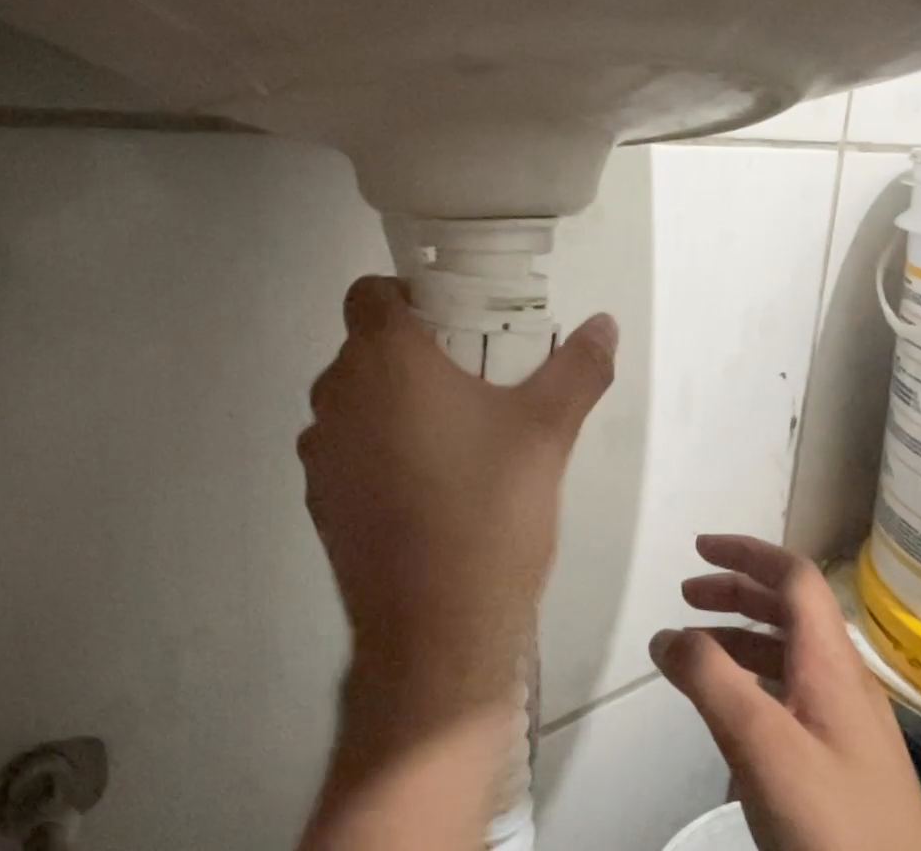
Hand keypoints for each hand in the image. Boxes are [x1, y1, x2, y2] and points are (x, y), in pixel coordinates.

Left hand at [300, 276, 617, 693]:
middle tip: (463, 380)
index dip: (404, 296)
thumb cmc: (491, 510)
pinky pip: (341, 451)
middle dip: (406, 355)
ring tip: (444, 437)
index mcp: (384, 359)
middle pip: (362, 348)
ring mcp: (319, 450)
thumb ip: (577, 369)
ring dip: (386, 404)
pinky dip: (370, 452)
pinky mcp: (316, 499)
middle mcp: (337, 394)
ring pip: (350, 401)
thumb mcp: (547, 432)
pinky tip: (417, 488)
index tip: (448, 323)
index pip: (370, 293)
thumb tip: (604, 325)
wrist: (437, 627)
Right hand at [650, 535, 920, 850]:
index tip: (698, 549)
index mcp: (833, 666)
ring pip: (790, 656)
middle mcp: (845, 685)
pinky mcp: (843, 764)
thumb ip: (710, 679)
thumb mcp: (760, 745)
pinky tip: (730, 710)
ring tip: (695, 652)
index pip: (795, 580)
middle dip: (737, 592)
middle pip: (791, 612)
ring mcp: (848, 727)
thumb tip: (667, 635)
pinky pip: (792, 695)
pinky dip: (752, 680)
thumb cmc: (831, 823)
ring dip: (740, 637)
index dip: (747, 553)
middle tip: (686, 595)